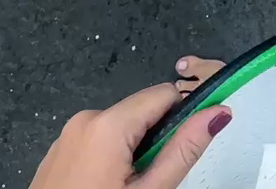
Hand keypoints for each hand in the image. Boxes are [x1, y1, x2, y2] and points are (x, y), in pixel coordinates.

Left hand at [27, 83, 229, 188]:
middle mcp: (86, 119)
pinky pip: (97, 144)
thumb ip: (184, 150)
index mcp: (108, 123)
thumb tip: (219, 111)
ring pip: (120, 130)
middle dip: (155, 142)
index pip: (166, 94)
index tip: (187, 149)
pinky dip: (109, 162)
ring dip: (133, 154)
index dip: (183, 118)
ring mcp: (67, 137)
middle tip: (152, 184)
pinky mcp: (56, 155)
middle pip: (142, 113)